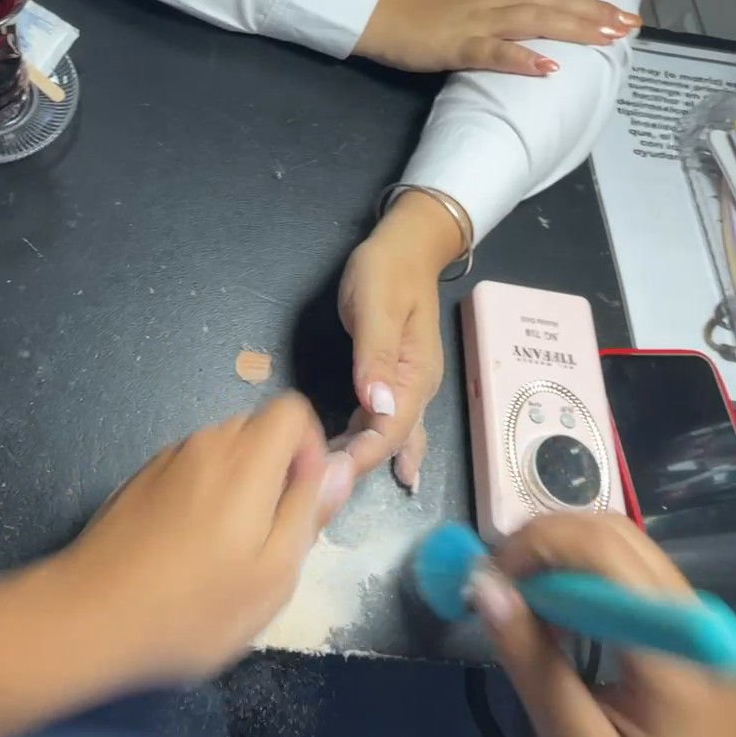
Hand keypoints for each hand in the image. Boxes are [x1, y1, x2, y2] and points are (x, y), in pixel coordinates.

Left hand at [52, 393, 355, 685]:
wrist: (90, 615)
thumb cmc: (194, 606)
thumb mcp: (273, 573)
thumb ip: (309, 511)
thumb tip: (338, 466)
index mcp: (245, 458)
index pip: (292, 409)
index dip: (310, 447)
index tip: (301, 499)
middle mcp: (205, 443)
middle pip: (259, 428)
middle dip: (276, 469)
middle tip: (267, 535)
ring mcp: (168, 456)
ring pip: (224, 449)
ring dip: (240, 483)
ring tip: (225, 549)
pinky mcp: (141, 476)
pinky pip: (191, 467)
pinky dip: (205, 491)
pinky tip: (186, 546)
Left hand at [336, 190, 461, 487]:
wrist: (407, 247)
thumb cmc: (387, 271)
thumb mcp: (377, 306)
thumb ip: (376, 356)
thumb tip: (378, 407)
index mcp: (415, 374)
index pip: (391, 429)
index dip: (363, 455)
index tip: (330, 476)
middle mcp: (417, 387)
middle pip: (391, 439)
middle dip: (359, 464)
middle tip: (318, 489)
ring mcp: (408, 384)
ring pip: (389, 433)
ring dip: (363, 457)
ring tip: (329, 483)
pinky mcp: (394, 377)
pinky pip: (388, 421)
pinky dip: (373, 442)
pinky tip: (365, 464)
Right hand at [355, 0, 637, 74]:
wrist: (371, 13)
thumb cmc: (410, 9)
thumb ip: (489, 4)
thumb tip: (516, 15)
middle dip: (595, 7)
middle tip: (630, 22)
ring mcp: (473, 20)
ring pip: (533, 18)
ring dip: (574, 26)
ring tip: (608, 39)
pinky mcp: (454, 45)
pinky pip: (493, 51)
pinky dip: (522, 58)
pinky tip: (548, 67)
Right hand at [471, 514, 735, 736]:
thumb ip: (532, 664)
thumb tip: (484, 585)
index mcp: (674, 649)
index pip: (600, 549)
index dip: (533, 545)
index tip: (488, 582)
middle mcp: (695, 619)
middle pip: (611, 531)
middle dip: (542, 540)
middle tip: (499, 583)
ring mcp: (700, 621)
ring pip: (620, 541)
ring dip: (561, 551)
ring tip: (523, 595)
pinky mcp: (693, 629)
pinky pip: (631, 569)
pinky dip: (583, 569)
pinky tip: (560, 610)